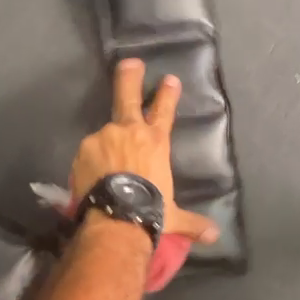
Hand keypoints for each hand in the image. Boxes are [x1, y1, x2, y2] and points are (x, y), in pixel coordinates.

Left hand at [70, 60, 218, 250]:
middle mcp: (129, 132)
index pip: (164, 111)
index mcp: (155, 142)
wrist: (116, 219)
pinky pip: (89, 153)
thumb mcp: (173, 216)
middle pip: (127, 96)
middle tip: (129, 63)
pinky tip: (93, 176)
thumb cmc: (150, 212)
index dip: (167, 94)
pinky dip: (92, 160)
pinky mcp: (84, 149)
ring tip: (106, 168)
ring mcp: (104, 137)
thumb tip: (215, 235)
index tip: (169, 79)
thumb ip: (192, 221)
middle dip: (129, 77)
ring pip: (105, 136)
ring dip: (107, 146)